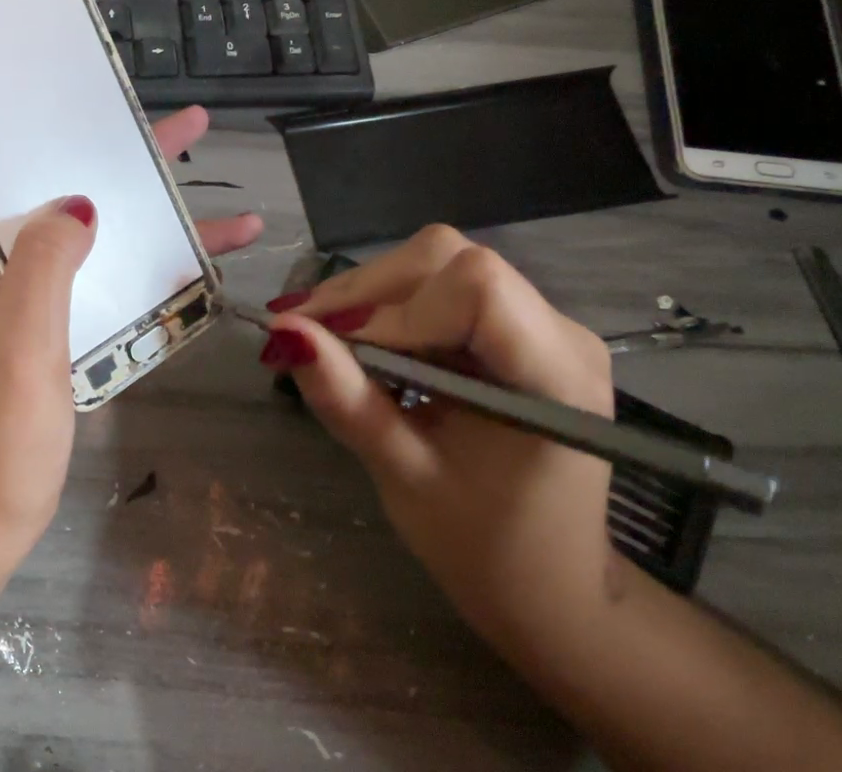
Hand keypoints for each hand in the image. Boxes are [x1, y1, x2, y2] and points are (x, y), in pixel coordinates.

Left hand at [0, 106, 263, 565]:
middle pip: (55, 196)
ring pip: (89, 243)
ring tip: (216, 189)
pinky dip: (147, 276)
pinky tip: (205, 270)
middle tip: (182, 127)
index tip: (73, 91)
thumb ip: (45, 264)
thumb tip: (78, 200)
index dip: (23, 125)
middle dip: (112, 160)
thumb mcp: (18, 342)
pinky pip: (104, 292)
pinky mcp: (55, 344)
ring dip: (144, 216)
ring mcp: (28, 310)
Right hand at [260, 225, 618, 642]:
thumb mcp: (402, 475)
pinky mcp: (511, 333)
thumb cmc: (480, 544)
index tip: (328, 344)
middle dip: (366, 292)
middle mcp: (559, 332)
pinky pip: (438, 290)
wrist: (545, 583)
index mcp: (553, 375)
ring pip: (437, 266)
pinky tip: (355, 347)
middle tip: (304, 335)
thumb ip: (346, 399)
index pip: (474, 286)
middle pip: (448, 259)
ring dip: (368, 298)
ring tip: (321, 342)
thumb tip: (282, 332)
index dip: (390, 306)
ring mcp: (539, 327)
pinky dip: (384, 311)